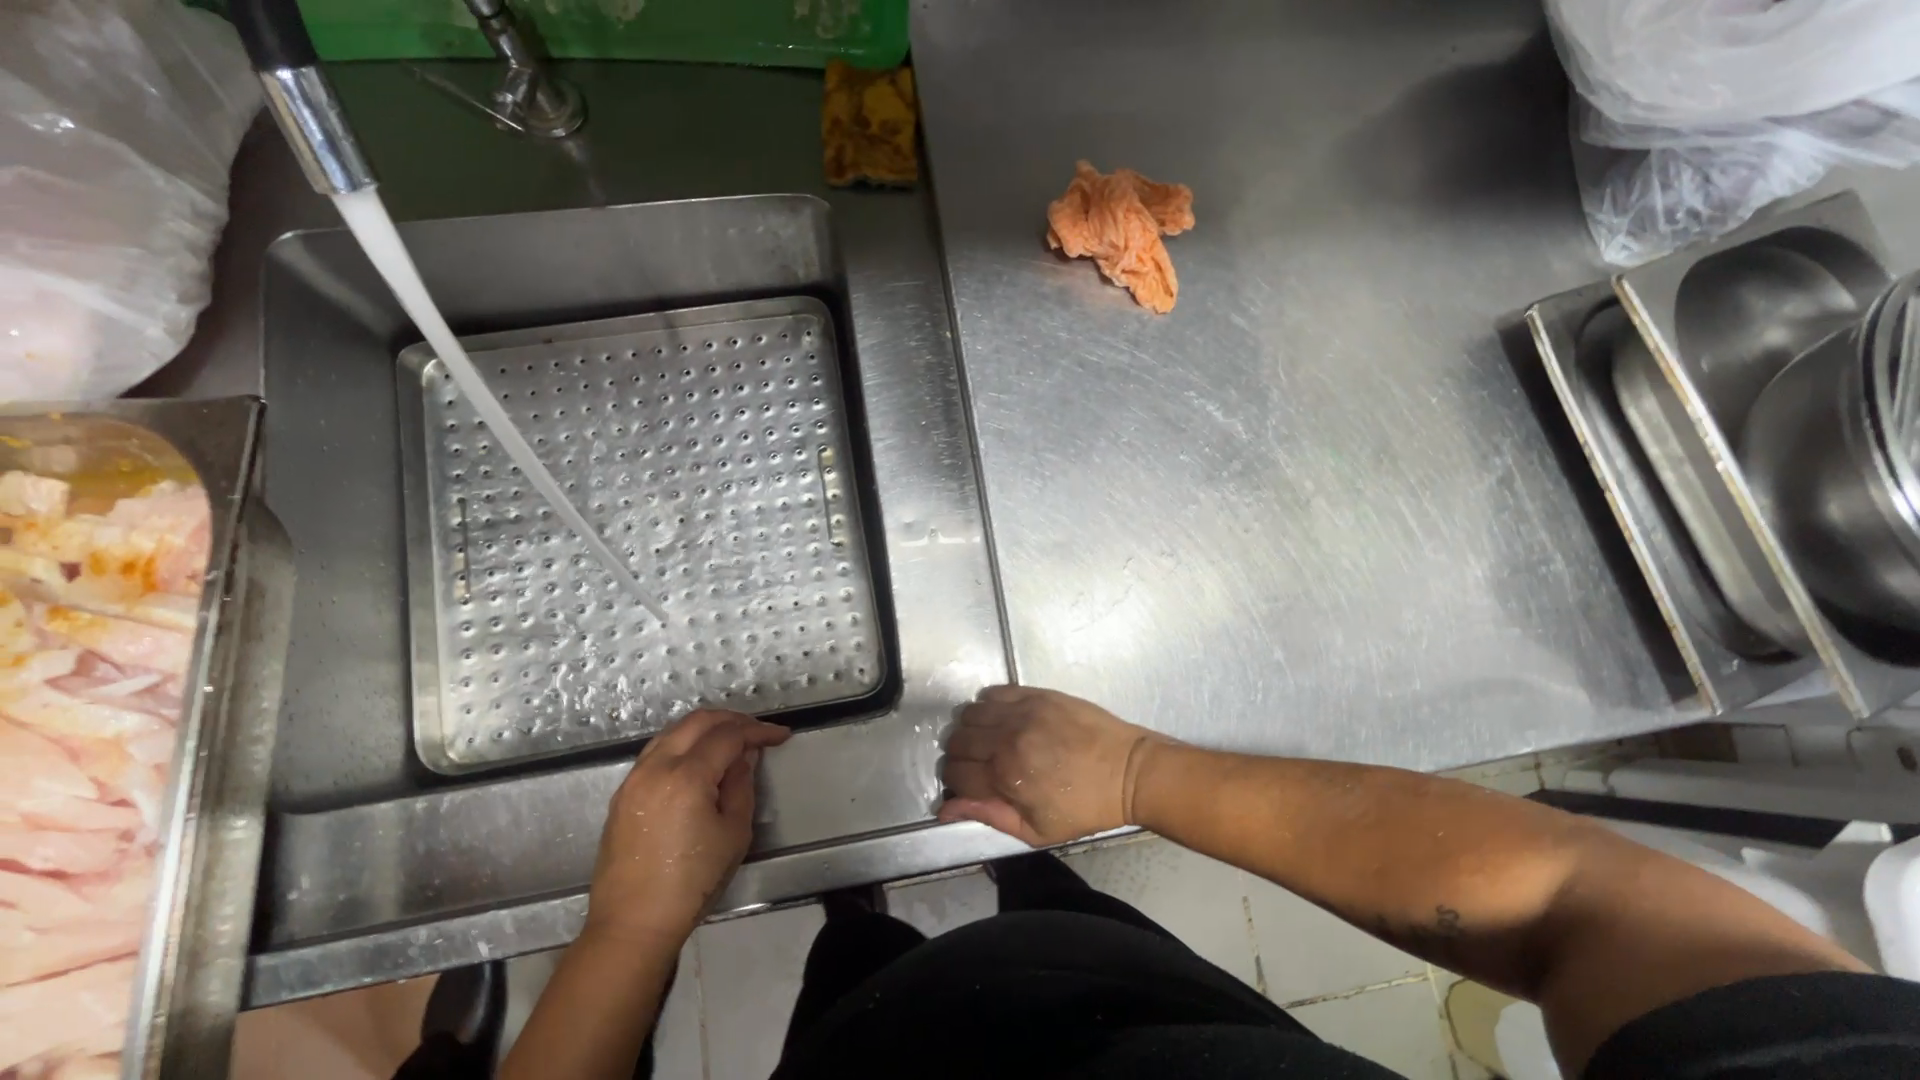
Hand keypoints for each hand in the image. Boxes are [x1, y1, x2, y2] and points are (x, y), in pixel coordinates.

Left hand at [586, 709, 790, 946]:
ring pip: (672, 732)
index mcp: (687, 776)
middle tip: (757, 731)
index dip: (758, 730)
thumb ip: (741, 786)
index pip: (728, 735)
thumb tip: (743, 757)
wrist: (633, 923)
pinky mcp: (623, 794)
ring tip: (731, 741)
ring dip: (704, 728)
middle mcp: (656, 767)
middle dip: (732, 720)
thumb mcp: (734, 833)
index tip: (781, 736)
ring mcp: (634, 779)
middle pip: (697, 721)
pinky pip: (657, 752)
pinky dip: (683, 744)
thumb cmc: (692, 883)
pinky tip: (699, 761)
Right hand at [938, 685, 1171, 845]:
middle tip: (979, 764)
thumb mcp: (1036, 830)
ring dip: (972, 729)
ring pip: (970, 713)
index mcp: (1005, 777)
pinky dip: (989, 705)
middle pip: (957, 741)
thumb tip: (945, 809)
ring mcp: (1022, 712)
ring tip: (990, 740)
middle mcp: (1007, 740)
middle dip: (960, 756)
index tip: (969, 785)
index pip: (954, 773)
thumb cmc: (1084, 808)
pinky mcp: (1038, 694)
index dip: (956, 782)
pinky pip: (995, 692)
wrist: (1129, 772)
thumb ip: (988, 816)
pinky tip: (1003, 718)